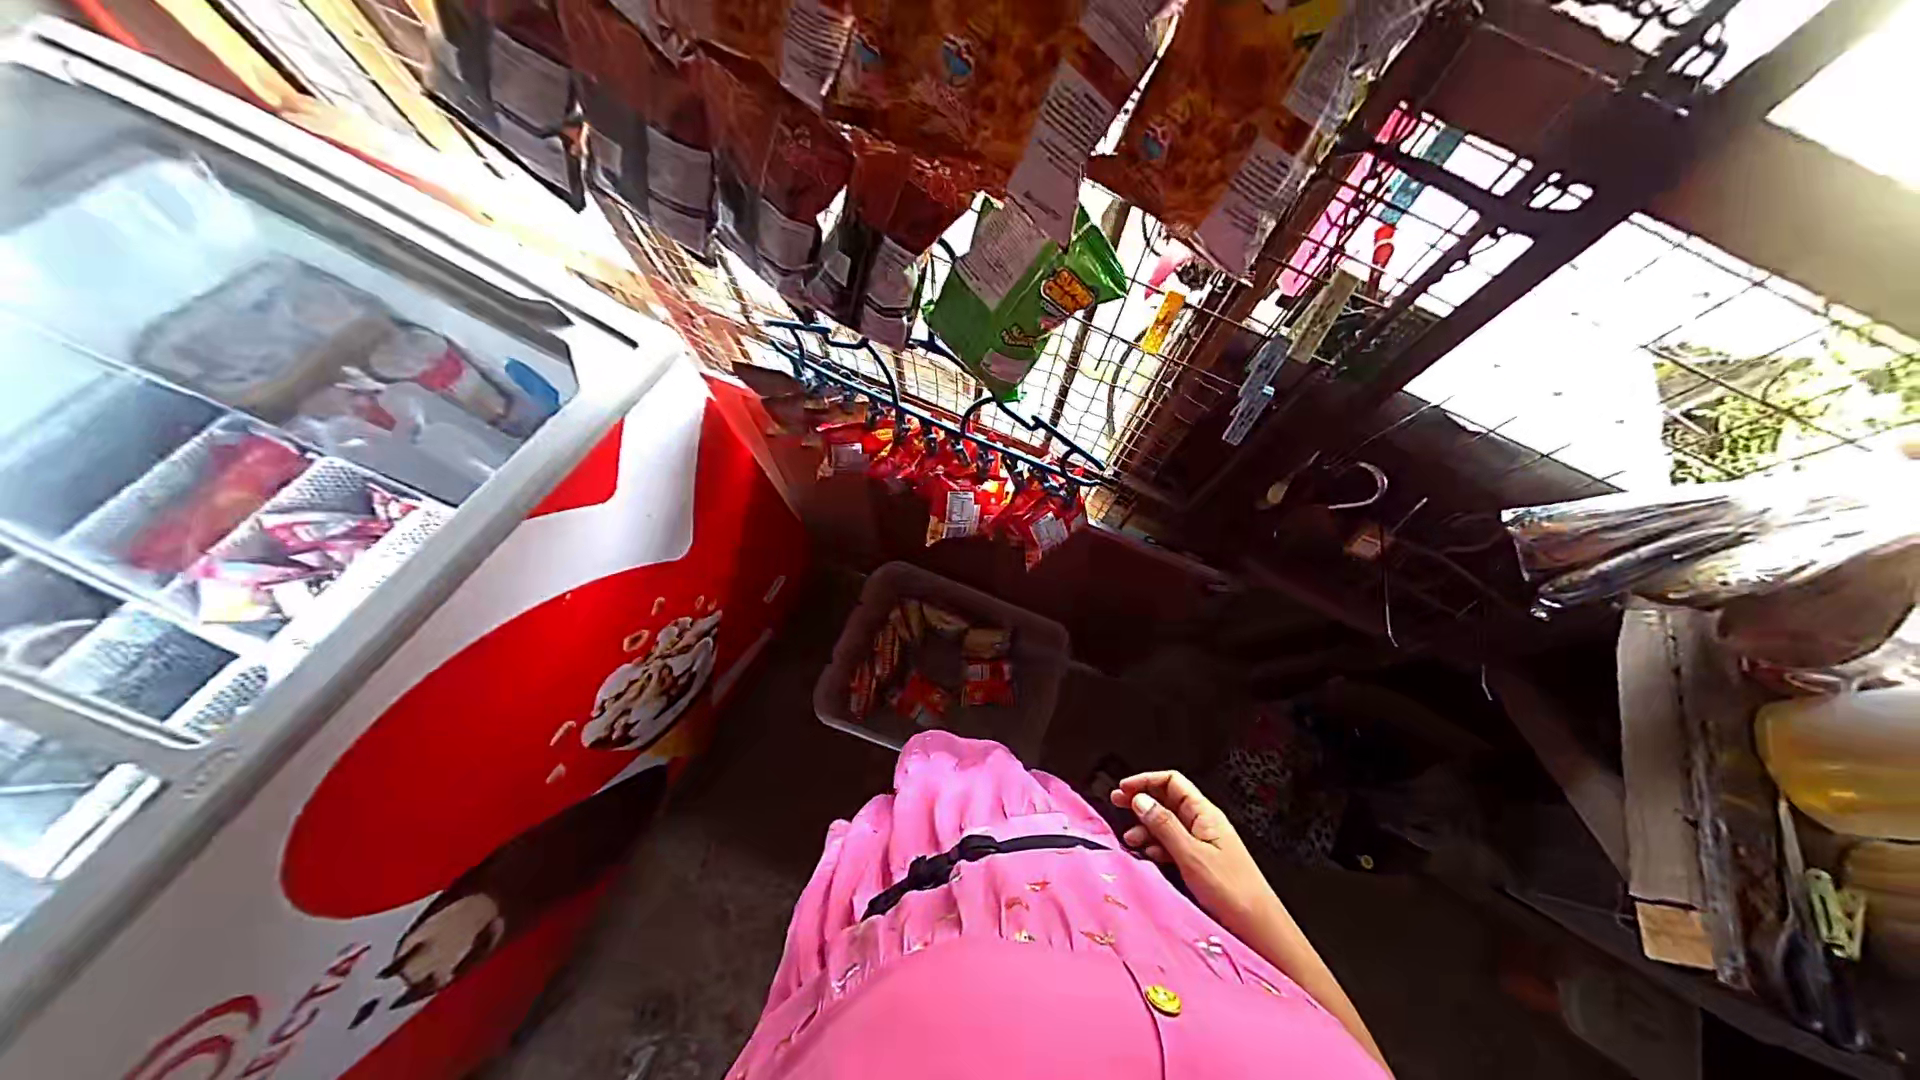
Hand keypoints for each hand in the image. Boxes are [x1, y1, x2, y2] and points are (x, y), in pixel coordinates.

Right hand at [1110, 770, 1278, 931]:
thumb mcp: (1191, 855)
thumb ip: (1164, 825)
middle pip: (1167, 800)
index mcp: (1205, 814)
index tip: (1124, 789)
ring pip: (1167, 823)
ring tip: (1131, 838)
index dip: (1146, 781)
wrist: (1260, 928)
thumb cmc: (1233, 891)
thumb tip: (1140, 800)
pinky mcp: (1200, 861)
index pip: (1172, 782)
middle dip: (1142, 800)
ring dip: (1146, 827)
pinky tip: (1148, 854)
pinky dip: (1156, 846)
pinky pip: (1172, 844)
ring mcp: (1202, 842)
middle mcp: (1203, 823)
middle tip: (1118, 803)